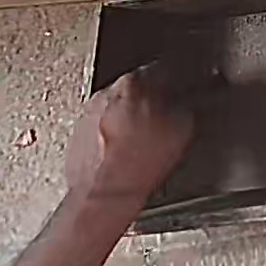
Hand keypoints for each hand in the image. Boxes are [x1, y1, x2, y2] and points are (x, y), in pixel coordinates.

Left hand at [62, 64, 194, 214]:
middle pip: (138, 84)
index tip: (185, 85)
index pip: (163, 68)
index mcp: (134, 84)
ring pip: (119, 103)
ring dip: (133, 114)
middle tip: (167, 114)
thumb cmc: (138, 166)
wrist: (103, 197)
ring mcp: (90, 111)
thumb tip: (186, 100)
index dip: (178, 78)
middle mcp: (108, 92)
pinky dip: (116, 130)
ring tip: (145, 137)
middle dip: (153, 97)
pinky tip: (127, 149)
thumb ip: (184, 105)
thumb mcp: (181, 131)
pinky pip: (103, 122)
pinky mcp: (79, 130)